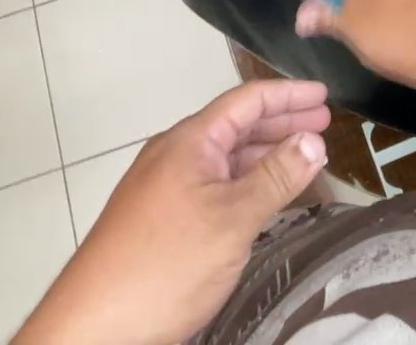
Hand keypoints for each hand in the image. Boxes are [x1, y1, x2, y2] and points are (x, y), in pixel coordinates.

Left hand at [15, 81, 329, 344]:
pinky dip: (245, 182)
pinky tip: (265, 197)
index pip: (247, 100)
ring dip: (265, 153)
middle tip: (323, 122)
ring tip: (304, 157)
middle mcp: (176, 154)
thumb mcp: (232, 219)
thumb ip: (276, 176)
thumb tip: (314, 140)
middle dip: (281, 122)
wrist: (92, 329)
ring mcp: (165, 186)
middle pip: (237, 125)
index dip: (289, 94)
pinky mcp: (161, 218)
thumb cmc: (165, 265)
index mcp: (190, 140)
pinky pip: (214, 185)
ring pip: (226, 158)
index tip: (324, 95)